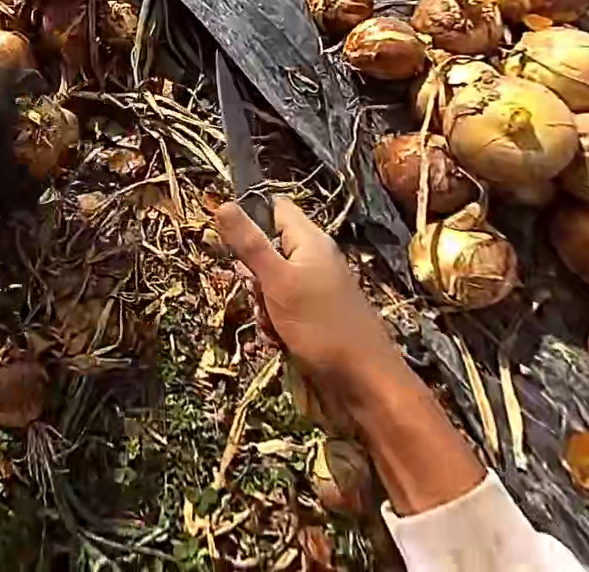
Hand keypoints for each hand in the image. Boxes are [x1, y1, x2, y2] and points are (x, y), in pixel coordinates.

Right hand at [216, 196, 488, 513]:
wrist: (366, 384)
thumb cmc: (321, 325)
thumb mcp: (277, 281)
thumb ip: (249, 243)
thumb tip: (223, 203)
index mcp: (309, 239)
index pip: (274, 207)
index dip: (250, 216)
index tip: (231, 239)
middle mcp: (313, 258)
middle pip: (267, 248)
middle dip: (252, 272)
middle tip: (255, 291)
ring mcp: (314, 287)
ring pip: (270, 282)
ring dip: (261, 302)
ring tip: (270, 322)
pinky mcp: (313, 315)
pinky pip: (281, 307)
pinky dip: (274, 321)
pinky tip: (277, 339)